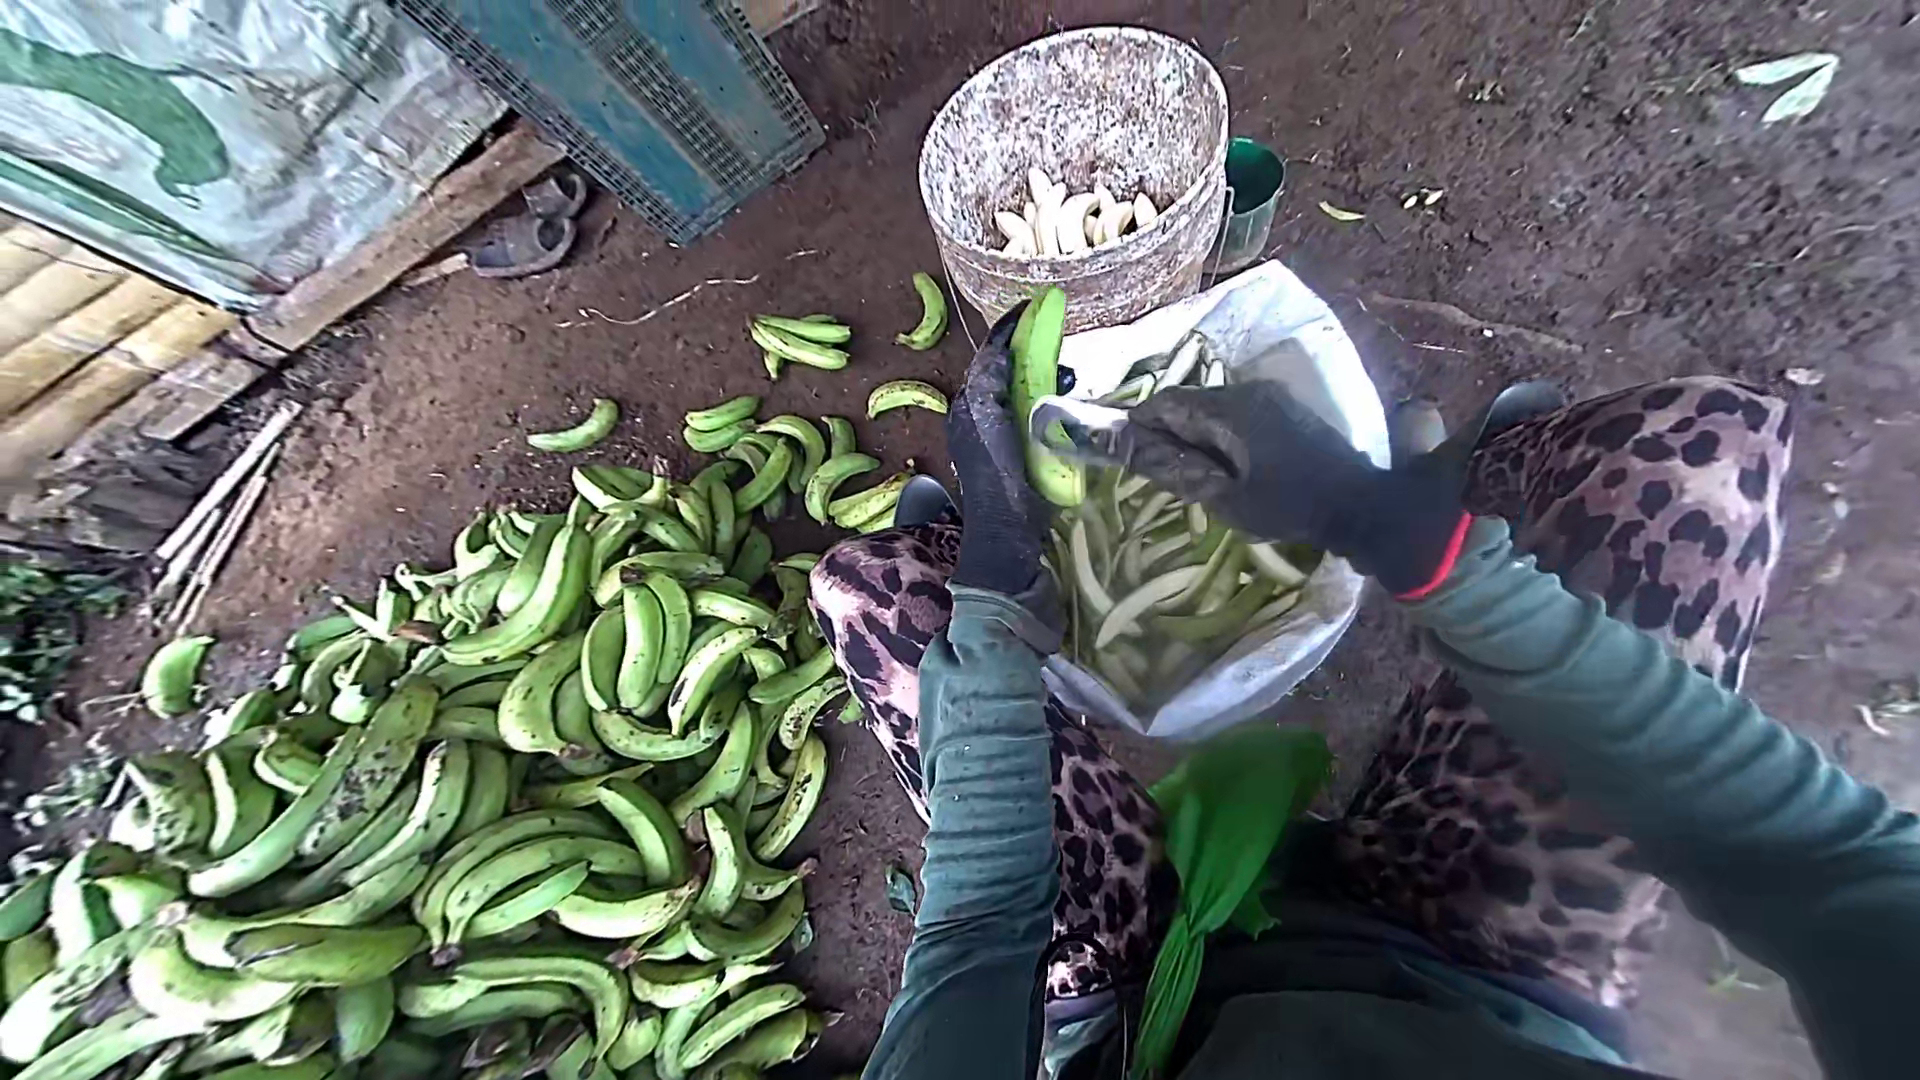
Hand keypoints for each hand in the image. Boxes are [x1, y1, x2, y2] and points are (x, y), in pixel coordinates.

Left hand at [946, 302, 1052, 598]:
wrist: (1009, 526)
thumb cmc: (996, 472)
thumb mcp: (985, 418)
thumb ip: (989, 379)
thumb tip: (1002, 350)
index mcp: (970, 404)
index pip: (990, 355)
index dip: (1010, 328)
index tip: (1035, 307)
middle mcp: (981, 414)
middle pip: (1009, 369)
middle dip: (1034, 353)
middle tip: (1060, 349)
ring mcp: (1001, 433)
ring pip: (1025, 389)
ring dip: (1046, 377)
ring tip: (1068, 378)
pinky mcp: (1020, 449)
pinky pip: (1035, 412)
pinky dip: (1050, 401)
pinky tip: (1066, 404)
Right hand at [1088, 382, 1468, 596]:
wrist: (1362, 503)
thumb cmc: (1288, 505)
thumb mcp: (1225, 498)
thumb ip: (1178, 471)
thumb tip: (1135, 452)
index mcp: (1230, 411)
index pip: (1169, 403)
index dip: (1141, 419)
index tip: (1123, 441)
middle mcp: (1248, 392)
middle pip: (1190, 401)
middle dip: (1165, 425)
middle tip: (1152, 459)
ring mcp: (1271, 396)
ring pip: (1213, 404)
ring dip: (1191, 427)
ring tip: (1184, 461)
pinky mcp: (1286, 407)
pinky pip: (1236, 409)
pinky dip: (1216, 428)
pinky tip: (1218, 455)